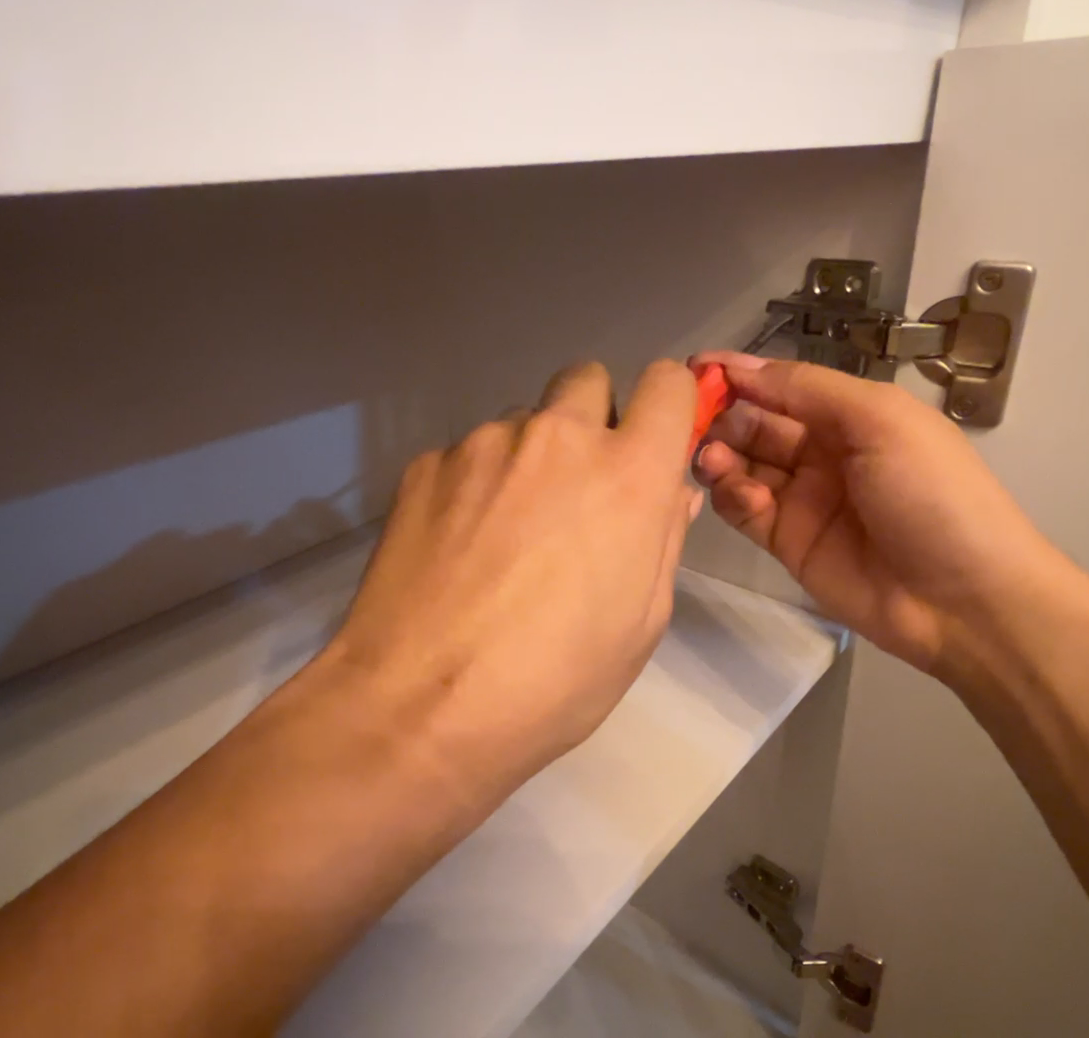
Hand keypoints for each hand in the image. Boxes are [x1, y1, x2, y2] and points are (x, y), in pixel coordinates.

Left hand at [327, 360, 701, 793]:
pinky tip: (456, 549)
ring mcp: (481, 445)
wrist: (419, 706)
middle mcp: (556, 438)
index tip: (652, 442)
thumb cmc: (553, 681)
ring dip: (528, 458)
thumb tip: (669, 492)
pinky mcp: (424, 465)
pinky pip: (466, 455)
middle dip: (592, 419)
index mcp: (626, 475)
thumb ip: (662, 539)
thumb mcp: (640, 625)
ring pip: (521, 423)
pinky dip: (473, 485)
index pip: (666, 383)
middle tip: (575, 489)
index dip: (667, 405)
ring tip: (503, 536)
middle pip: (586, 381)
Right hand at [689, 351, 1067, 682]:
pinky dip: (730, 497)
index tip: (694, 369)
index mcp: (852, 416)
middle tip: (694, 422)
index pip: (783, 386)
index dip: (740, 375)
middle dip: (724, 417)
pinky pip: (744, 510)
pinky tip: (736, 493)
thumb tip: (740, 367)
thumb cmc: (933, 493)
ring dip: (721, 456)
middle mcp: (823, 452)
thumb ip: (807, 389)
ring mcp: (803, 500)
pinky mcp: (787, 543)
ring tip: (711, 460)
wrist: (964, 599)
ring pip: (743, 467)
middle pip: (757, 424)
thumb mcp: (882, 421)